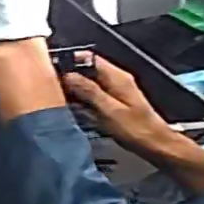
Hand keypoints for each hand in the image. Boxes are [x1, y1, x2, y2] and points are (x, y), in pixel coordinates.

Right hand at [64, 56, 203, 194]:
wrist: (155, 145)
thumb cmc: (135, 129)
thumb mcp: (109, 110)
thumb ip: (89, 91)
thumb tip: (68, 75)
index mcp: (117, 77)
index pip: (90, 58)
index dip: (70, 60)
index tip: (50, 69)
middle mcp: (115, 80)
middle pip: (86, 69)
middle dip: (67, 75)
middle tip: (48, 86)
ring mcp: (113, 91)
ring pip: (86, 82)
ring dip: (70, 88)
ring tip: (53, 96)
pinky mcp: (110, 102)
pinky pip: (89, 94)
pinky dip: (77, 98)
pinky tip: (67, 106)